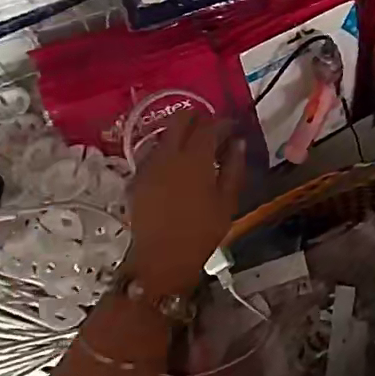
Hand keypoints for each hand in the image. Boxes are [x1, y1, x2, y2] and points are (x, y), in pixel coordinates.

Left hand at [123, 109, 244, 296]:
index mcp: (195, 158)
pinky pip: (152, 154)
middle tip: (211, 128)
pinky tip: (175, 167)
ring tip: (193, 147)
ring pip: (164, 135)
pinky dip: (166, 152)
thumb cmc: (202, 231)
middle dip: (197, 117)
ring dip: (180, 133)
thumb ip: (234, 167)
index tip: (233, 126)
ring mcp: (148, 164)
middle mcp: (168, 154)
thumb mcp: (227, 200)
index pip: (210, 126)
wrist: (161, 258)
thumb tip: (238, 142)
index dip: (223, 122)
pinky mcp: (136, 178)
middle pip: (180, 119)